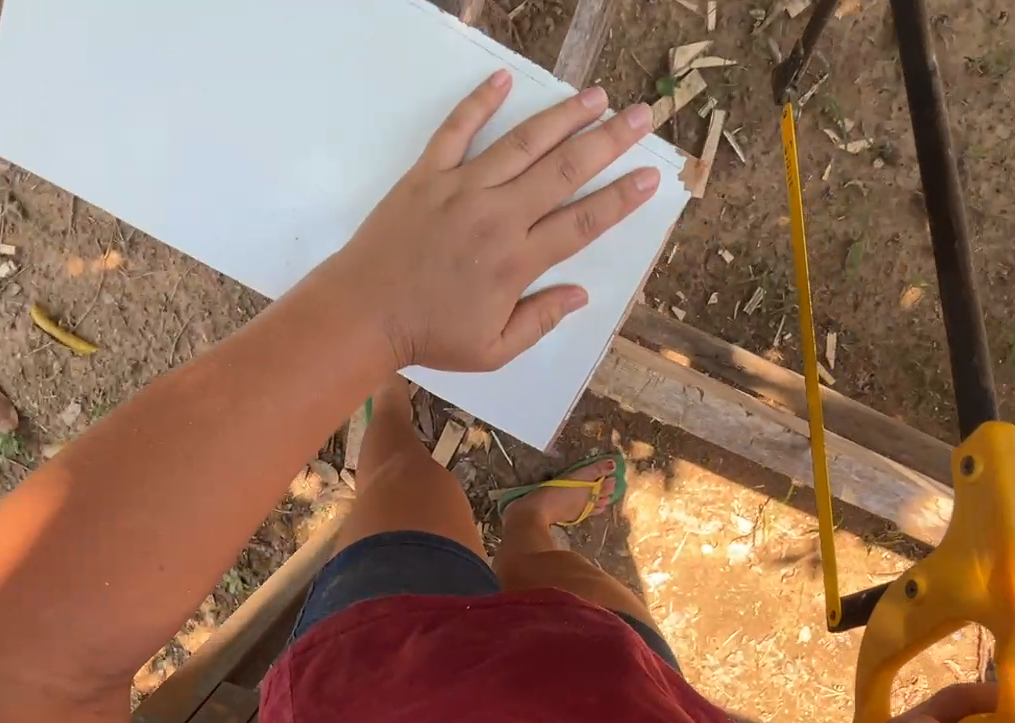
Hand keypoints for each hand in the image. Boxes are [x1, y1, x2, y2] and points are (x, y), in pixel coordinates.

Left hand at [321, 71, 661, 373]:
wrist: (364, 314)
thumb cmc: (428, 337)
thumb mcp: (492, 351)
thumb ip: (539, 321)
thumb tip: (580, 295)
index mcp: (517, 262)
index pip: (583, 222)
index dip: (621, 199)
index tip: (650, 176)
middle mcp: (497, 216)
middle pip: (564, 170)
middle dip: (608, 142)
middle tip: (641, 116)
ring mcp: (461, 190)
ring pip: (522, 143)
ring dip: (563, 117)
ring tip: (595, 96)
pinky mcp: (427, 175)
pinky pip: (457, 130)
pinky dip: (480, 102)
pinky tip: (504, 80)